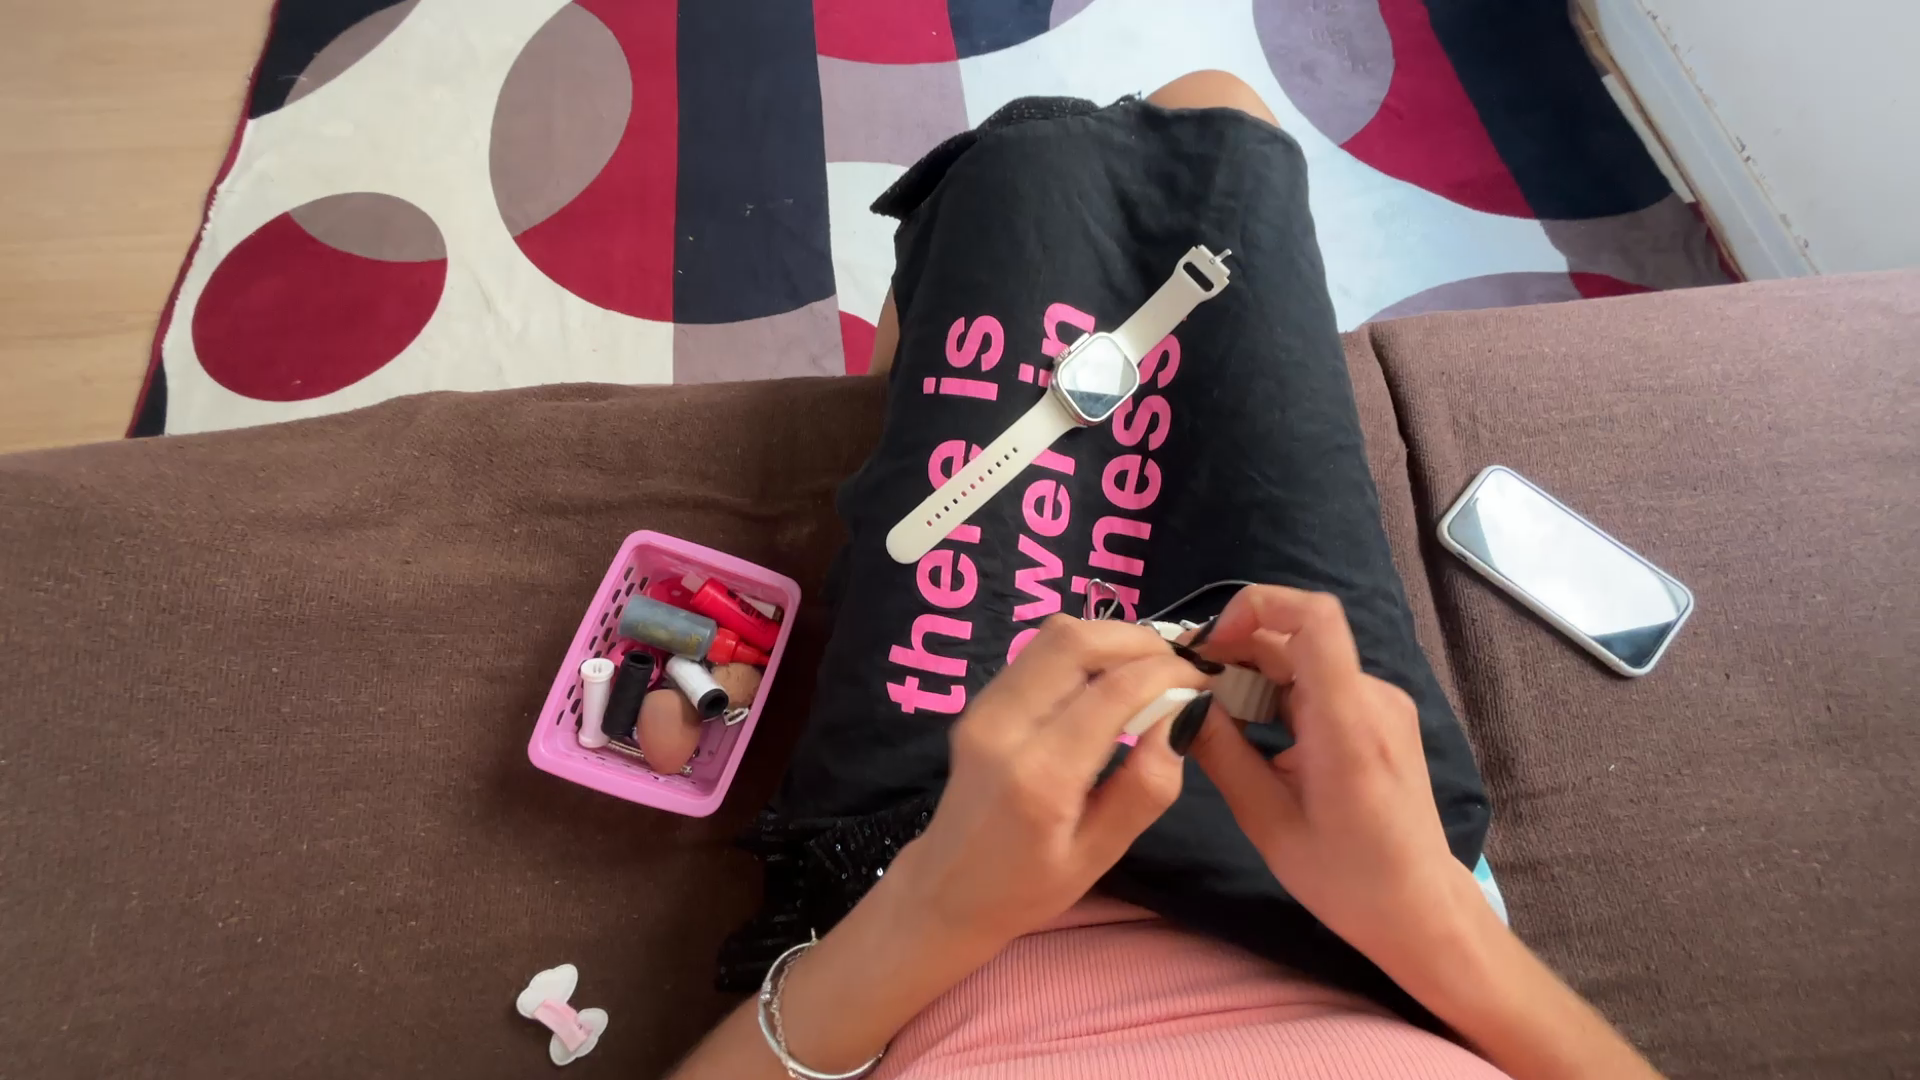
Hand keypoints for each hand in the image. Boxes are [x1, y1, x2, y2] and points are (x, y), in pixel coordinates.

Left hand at [889, 614, 1210, 949]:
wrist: (947, 887)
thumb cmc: (1029, 886)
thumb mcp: (1100, 855)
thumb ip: (1145, 787)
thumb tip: (1182, 718)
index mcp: (1039, 775)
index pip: (1111, 691)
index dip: (1165, 672)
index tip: (1201, 678)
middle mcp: (1004, 725)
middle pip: (1075, 641)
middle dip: (1137, 640)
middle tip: (1176, 664)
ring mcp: (984, 706)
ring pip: (1052, 636)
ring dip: (1108, 638)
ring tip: (1147, 667)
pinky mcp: (979, 700)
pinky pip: (1036, 653)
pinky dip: (1081, 649)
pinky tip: (1106, 676)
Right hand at [1187, 586, 1476, 975]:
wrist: (1421, 910)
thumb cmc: (1345, 877)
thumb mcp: (1265, 820)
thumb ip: (1218, 750)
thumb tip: (1174, 697)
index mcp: (1348, 724)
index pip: (1315, 619)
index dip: (1256, 606)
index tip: (1208, 644)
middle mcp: (1371, 697)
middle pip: (1291, 637)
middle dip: (1230, 648)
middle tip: (1184, 684)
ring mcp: (1377, 701)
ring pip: (1297, 655)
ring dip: (1246, 670)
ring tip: (1209, 710)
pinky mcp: (1373, 710)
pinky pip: (1311, 677)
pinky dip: (1269, 687)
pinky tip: (1244, 724)